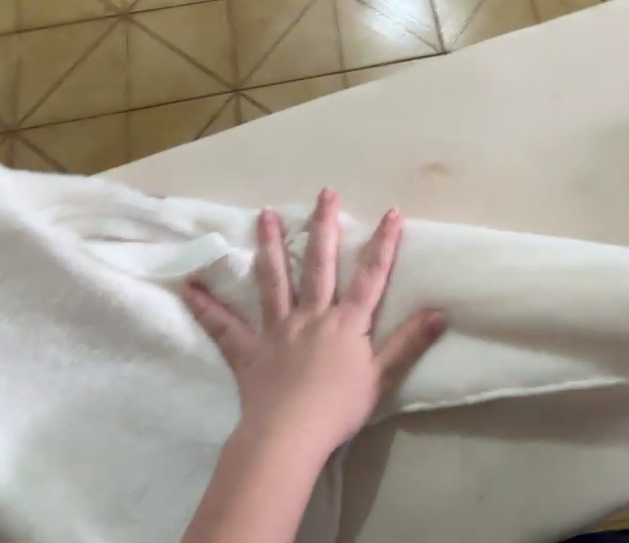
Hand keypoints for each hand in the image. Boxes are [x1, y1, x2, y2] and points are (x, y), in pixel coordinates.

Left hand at [184, 190, 446, 457]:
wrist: (290, 436)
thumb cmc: (338, 409)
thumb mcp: (382, 377)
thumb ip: (409, 342)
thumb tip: (441, 312)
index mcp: (346, 322)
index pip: (370, 276)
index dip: (383, 243)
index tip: (391, 212)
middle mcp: (312, 315)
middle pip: (320, 263)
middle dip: (324, 225)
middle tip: (326, 192)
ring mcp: (278, 329)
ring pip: (274, 280)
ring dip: (271, 245)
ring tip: (266, 214)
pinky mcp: (249, 349)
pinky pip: (224, 326)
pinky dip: (206, 306)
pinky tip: (187, 286)